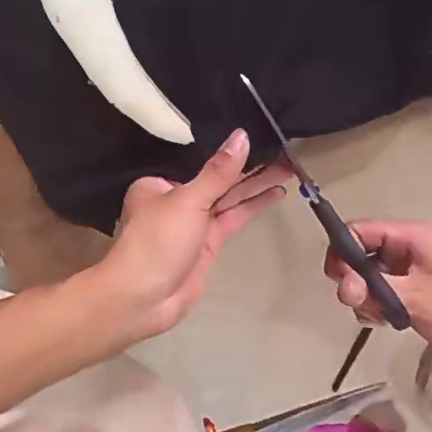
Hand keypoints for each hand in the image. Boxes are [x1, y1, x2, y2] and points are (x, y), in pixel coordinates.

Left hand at [88, 129, 289, 339]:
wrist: (142, 299)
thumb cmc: (156, 242)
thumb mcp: (187, 200)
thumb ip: (218, 172)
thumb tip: (241, 136)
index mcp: (159, 183)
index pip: (198, 159)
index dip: (228, 149)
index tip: (258, 132)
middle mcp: (174, 200)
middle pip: (216, 178)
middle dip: (249, 166)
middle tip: (285, 149)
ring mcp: (191, 223)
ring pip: (227, 198)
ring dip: (256, 184)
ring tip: (289, 166)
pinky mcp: (206, 243)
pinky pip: (232, 218)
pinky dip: (252, 206)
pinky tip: (275, 192)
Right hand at [324, 219, 431, 372]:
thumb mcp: (415, 298)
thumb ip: (372, 288)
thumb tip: (340, 282)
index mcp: (411, 237)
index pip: (358, 231)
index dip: (342, 252)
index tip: (340, 281)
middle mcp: (406, 249)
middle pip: (357, 254)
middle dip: (352, 280)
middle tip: (359, 302)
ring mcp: (407, 272)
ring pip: (364, 277)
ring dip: (363, 298)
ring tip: (380, 316)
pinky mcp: (409, 293)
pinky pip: (376, 294)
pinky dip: (373, 307)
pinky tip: (385, 321)